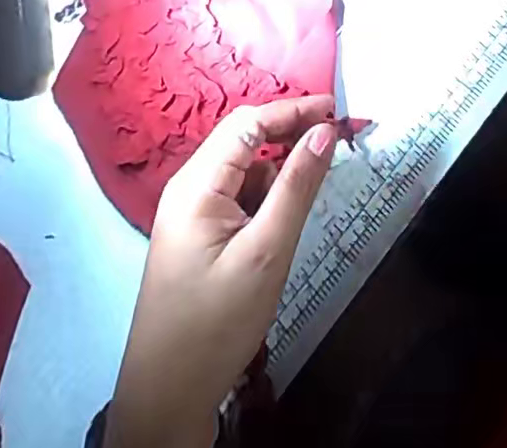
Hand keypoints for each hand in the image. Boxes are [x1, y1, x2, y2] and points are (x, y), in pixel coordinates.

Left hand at [109, 97, 337, 447]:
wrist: (167, 397)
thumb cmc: (217, 322)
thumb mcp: (267, 250)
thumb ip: (298, 185)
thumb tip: (326, 131)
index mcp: (197, 185)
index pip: (250, 122)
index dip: (295, 109)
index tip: (339, 110)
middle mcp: (190, 187)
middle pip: (245, 137)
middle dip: (291, 130)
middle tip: (337, 135)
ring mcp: (192, 210)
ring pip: (246, 164)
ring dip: (283, 159)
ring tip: (320, 171)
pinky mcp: (201, 231)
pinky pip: (241, 191)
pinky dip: (270, 187)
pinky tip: (290, 206)